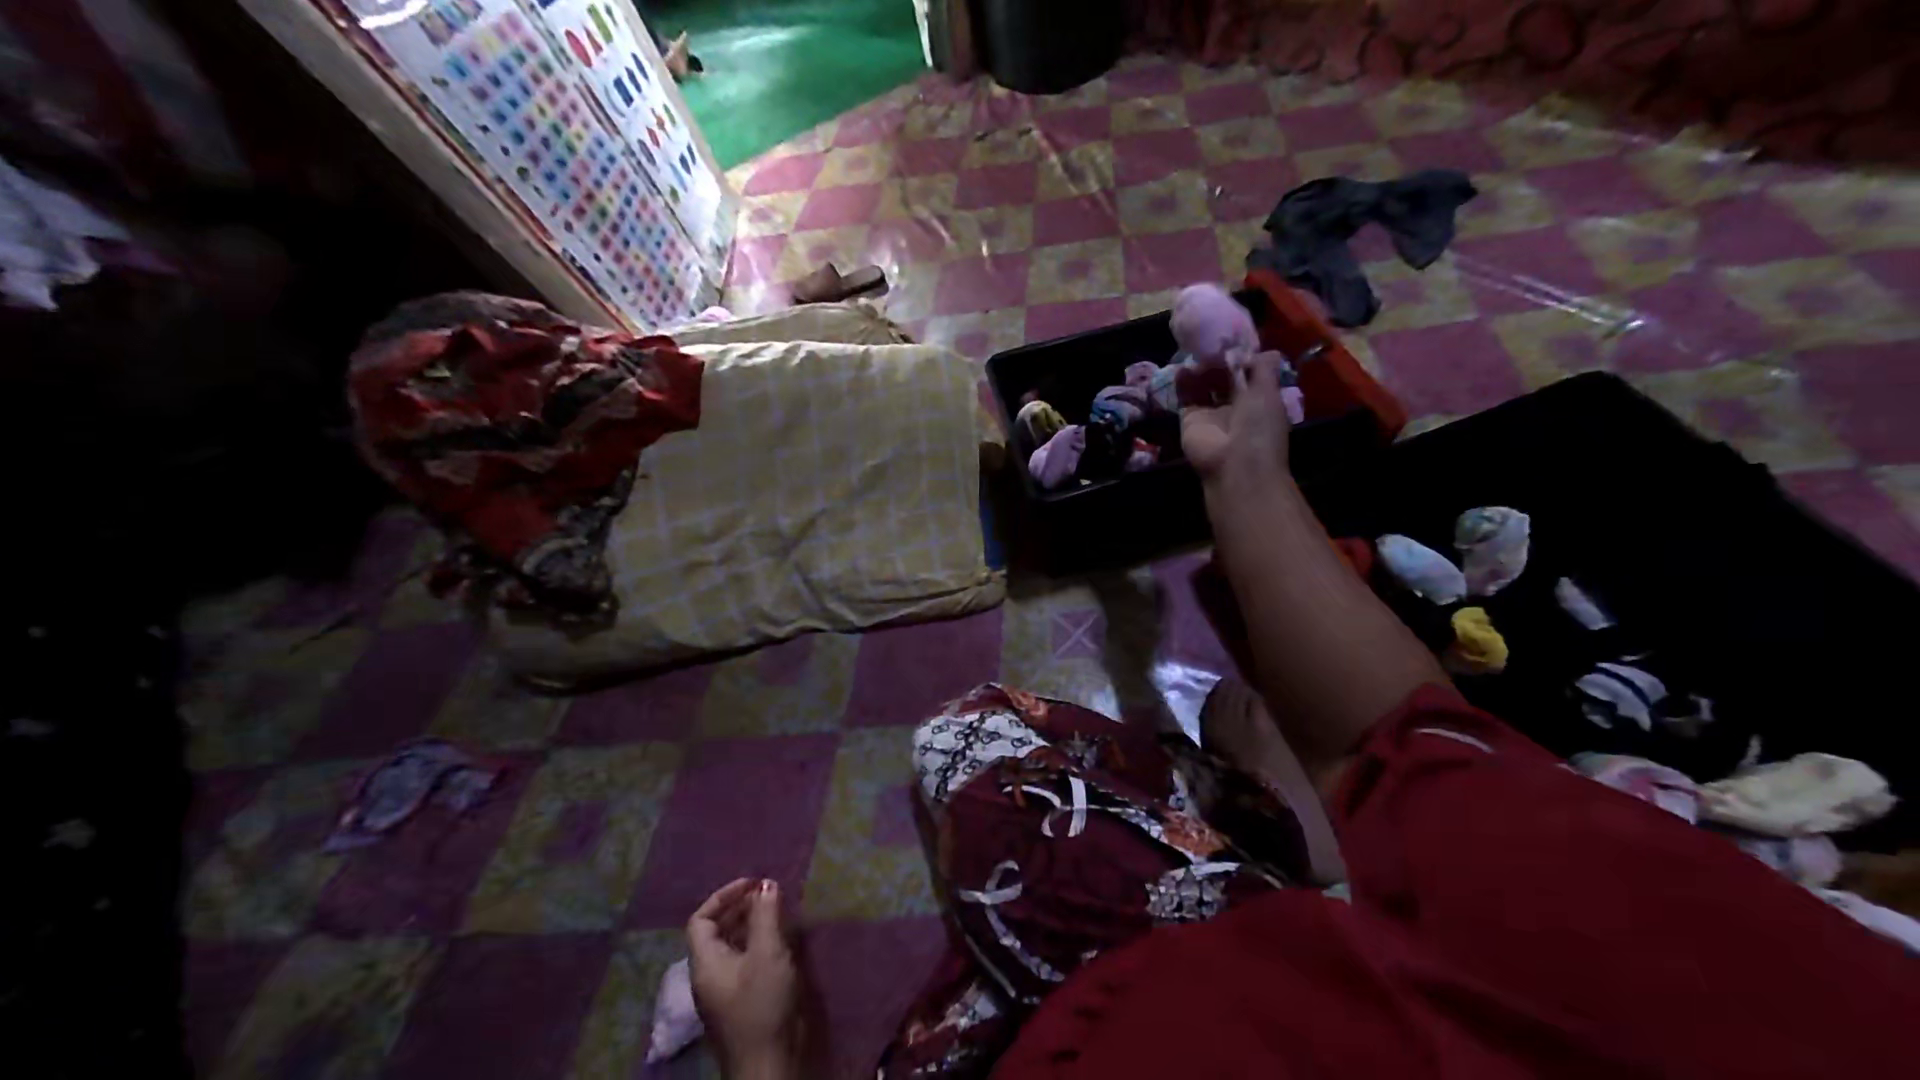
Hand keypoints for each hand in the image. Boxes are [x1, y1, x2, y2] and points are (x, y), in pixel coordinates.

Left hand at [687, 879, 804, 1079]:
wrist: (768, 1066)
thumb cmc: (762, 1005)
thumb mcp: (767, 953)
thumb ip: (765, 915)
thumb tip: (766, 883)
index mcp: (705, 963)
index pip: (701, 919)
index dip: (724, 896)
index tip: (753, 884)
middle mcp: (709, 974)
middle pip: (716, 931)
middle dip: (740, 907)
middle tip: (769, 893)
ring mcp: (725, 991)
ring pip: (732, 946)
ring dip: (751, 924)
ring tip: (778, 911)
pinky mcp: (742, 1002)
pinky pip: (745, 961)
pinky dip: (759, 944)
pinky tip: (781, 941)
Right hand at [1180, 350, 1291, 484]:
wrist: (1234, 465)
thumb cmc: (1258, 426)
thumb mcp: (1268, 391)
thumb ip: (1263, 367)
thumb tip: (1256, 350)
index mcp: (1260, 399)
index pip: (1249, 372)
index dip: (1241, 356)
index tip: (1231, 339)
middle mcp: (1236, 406)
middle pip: (1224, 377)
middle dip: (1218, 360)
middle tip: (1209, 340)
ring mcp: (1212, 414)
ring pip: (1204, 386)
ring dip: (1200, 369)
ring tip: (1194, 350)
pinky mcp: (1190, 420)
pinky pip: (1186, 397)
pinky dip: (1183, 383)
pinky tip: (1181, 368)